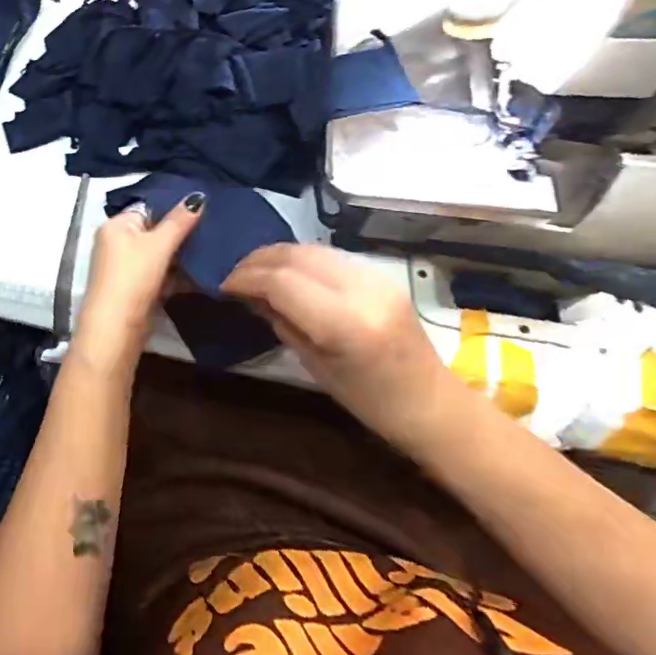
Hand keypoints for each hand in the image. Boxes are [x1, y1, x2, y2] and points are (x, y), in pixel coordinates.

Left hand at [72, 193, 205, 369]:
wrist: (118, 325)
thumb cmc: (134, 276)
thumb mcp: (159, 244)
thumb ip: (179, 221)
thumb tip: (198, 196)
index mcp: (116, 226)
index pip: (148, 208)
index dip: (174, 208)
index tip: (206, 208)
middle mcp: (118, 243)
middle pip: (156, 232)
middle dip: (183, 233)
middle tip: (217, 228)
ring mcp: (128, 267)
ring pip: (161, 255)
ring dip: (184, 255)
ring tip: (217, 247)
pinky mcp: (139, 287)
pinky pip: (162, 273)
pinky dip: (179, 273)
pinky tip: (205, 272)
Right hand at [220, 244, 467, 443]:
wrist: (433, 405)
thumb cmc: (369, 401)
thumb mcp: (313, 364)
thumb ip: (280, 321)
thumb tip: (247, 294)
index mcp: (346, 323)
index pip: (281, 281)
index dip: (245, 278)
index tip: (222, 286)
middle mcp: (363, 290)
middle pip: (295, 256)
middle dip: (256, 261)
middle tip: (232, 276)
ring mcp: (376, 278)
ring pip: (311, 249)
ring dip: (276, 256)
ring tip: (253, 272)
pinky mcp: (382, 275)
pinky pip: (328, 256)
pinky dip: (299, 259)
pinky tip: (284, 274)